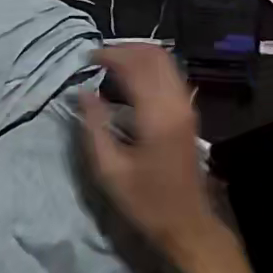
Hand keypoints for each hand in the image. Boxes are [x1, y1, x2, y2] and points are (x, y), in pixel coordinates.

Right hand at [80, 44, 228, 265]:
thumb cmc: (146, 201)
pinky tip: (130, 78)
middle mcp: (176, 102)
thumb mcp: (109, 170)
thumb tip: (83, 92)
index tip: (87, 58)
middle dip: (124, 48)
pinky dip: (149, 66)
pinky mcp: (189, 112)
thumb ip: (94, 126)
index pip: (134, 66)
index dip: (110, 55)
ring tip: (110, 63)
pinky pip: (170, 74)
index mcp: (156, 114)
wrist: (187, 224)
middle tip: (98, 56)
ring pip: (166, 61)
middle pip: (154, 55)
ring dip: (138, 55)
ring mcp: (187, 105)